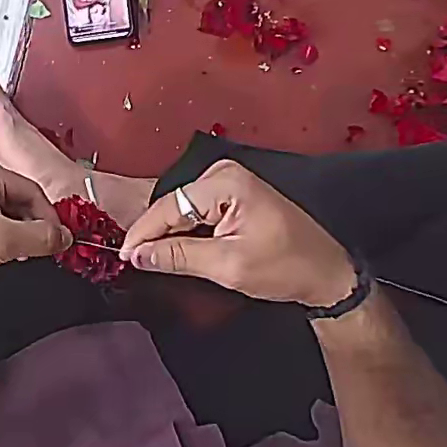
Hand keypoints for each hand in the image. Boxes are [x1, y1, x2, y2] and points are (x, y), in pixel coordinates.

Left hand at [0, 160, 72, 293]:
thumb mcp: (5, 240)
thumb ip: (42, 236)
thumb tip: (65, 236)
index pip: (31, 189)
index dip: (49, 215)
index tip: (61, 236)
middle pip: (22, 203)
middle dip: (35, 227)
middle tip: (46, 247)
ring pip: (10, 218)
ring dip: (22, 237)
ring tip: (25, 254)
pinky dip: (7, 243)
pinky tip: (8, 257)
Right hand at [121, 160, 356, 306]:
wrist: (324, 272)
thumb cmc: (284, 268)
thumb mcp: (228, 266)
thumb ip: (178, 256)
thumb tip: (137, 254)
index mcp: (226, 182)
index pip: (170, 206)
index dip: (143, 233)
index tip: (123, 256)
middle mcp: (223, 173)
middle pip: (173, 205)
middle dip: (154, 234)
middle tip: (135, 262)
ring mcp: (228, 181)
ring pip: (181, 209)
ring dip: (168, 235)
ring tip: (150, 259)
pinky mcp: (231, 194)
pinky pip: (196, 211)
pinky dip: (184, 232)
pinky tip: (175, 251)